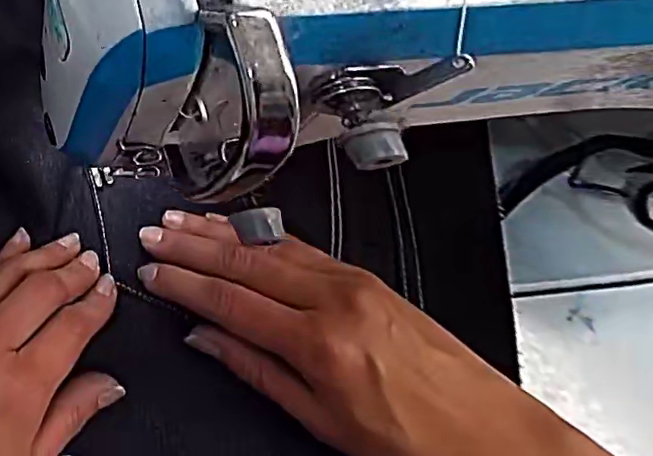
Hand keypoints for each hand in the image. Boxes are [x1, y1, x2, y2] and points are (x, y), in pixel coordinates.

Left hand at [0, 228, 122, 455]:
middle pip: (45, 288)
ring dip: (46, 253)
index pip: (72, 326)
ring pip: (15, 273)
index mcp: (20, 386)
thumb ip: (71, 415)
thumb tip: (107, 386)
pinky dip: (7, 255)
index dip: (97, 303)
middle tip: (94, 261)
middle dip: (76, 270)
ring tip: (69, 243)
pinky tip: (21, 243)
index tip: (109, 290)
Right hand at [138, 211, 607, 455]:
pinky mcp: (361, 272)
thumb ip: (259, 371)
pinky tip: (236, 226)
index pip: (232, 299)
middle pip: (245, 259)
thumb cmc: (419, 443)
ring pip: (268, 242)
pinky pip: (297, 243)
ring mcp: (349, 277)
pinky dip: (258, 232)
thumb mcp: (327, 424)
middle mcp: (333, 297)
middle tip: (154, 231)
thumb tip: (209, 338)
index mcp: (321, 342)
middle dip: (192, 243)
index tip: (154, 271)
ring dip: (219, 229)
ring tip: (182, 219)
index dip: (185, 283)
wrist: (498, 436)